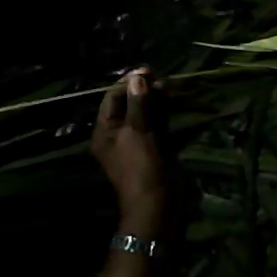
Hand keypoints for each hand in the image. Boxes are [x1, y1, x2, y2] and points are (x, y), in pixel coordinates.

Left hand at [93, 68, 168, 228]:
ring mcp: (139, 142)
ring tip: (166, 84)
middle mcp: (119, 136)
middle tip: (158, 76)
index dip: (128, 84)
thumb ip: (138, 103)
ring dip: (154, 99)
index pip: (112, 99)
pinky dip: (163, 111)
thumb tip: (138, 76)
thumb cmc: (143, 167)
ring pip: (145, 114)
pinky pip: (157, 125)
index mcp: (105, 133)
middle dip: (142, 90)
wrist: (160, 205)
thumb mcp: (138, 132)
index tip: (146, 71)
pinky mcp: (156, 148)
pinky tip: (170, 97)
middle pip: (128, 105)